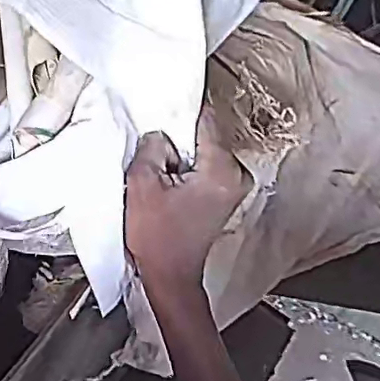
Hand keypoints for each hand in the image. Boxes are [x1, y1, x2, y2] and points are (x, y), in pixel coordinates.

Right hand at [124, 105, 250, 298]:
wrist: (169, 274)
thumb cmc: (157, 235)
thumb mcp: (142, 184)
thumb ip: (152, 148)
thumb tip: (160, 134)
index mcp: (221, 170)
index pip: (204, 121)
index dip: (179, 112)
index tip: (159, 106)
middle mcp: (237, 175)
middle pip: (202, 137)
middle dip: (176, 141)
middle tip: (152, 155)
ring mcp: (234, 187)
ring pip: (200, 152)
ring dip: (179, 157)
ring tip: (158, 175)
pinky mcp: (224, 196)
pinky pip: (203, 167)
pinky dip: (185, 170)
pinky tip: (166, 185)